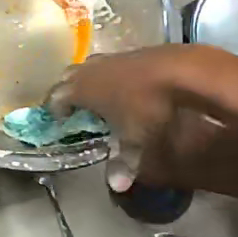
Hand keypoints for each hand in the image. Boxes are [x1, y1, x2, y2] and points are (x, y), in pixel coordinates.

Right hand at [48, 46, 237, 192]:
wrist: (183, 70)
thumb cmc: (150, 107)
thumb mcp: (136, 140)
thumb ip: (125, 162)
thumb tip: (117, 186)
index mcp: (83, 89)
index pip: (56, 96)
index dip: (55, 109)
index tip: (59, 120)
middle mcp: (92, 69)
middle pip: (69, 76)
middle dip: (69, 91)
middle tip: (75, 108)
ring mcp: (113, 56)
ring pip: (91, 66)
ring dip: (91, 80)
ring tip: (100, 97)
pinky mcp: (134, 50)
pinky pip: (113, 62)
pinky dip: (112, 74)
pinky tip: (126, 87)